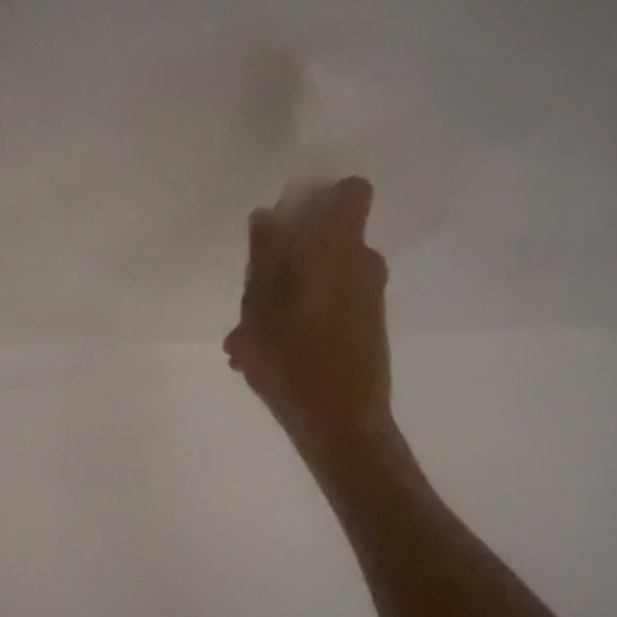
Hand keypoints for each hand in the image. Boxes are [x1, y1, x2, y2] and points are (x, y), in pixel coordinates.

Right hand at [224, 176, 392, 443]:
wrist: (341, 424)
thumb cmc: (291, 359)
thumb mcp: (259, 305)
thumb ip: (263, 255)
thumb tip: (267, 216)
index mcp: (338, 247)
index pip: (351, 192)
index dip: (321, 196)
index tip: (289, 218)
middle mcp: (362, 265)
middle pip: (327, 237)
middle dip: (288, 255)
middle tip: (251, 290)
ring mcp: (368, 298)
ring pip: (322, 277)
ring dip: (286, 295)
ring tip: (248, 335)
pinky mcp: (367, 328)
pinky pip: (329, 307)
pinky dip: (300, 319)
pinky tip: (265, 355)